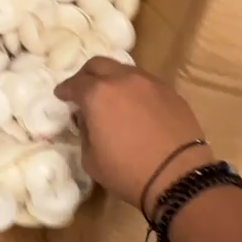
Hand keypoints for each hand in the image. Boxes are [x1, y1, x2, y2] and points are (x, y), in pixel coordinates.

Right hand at [55, 58, 210, 217]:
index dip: (65, 89)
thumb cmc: (128, 172)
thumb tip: (88, 118)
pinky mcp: (171, 92)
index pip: (74, 84)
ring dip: (113, 79)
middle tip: (84, 89)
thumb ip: (84, 131)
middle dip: (87, 75)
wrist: (179, 177)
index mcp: (97, 94)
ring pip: (125, 70)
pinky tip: (137, 106)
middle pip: (99, 64)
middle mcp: (122, 79)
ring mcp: (149, 83)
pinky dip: (135, 89)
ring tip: (113, 97)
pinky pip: (146, 83)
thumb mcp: (91, 159)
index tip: (61, 95)